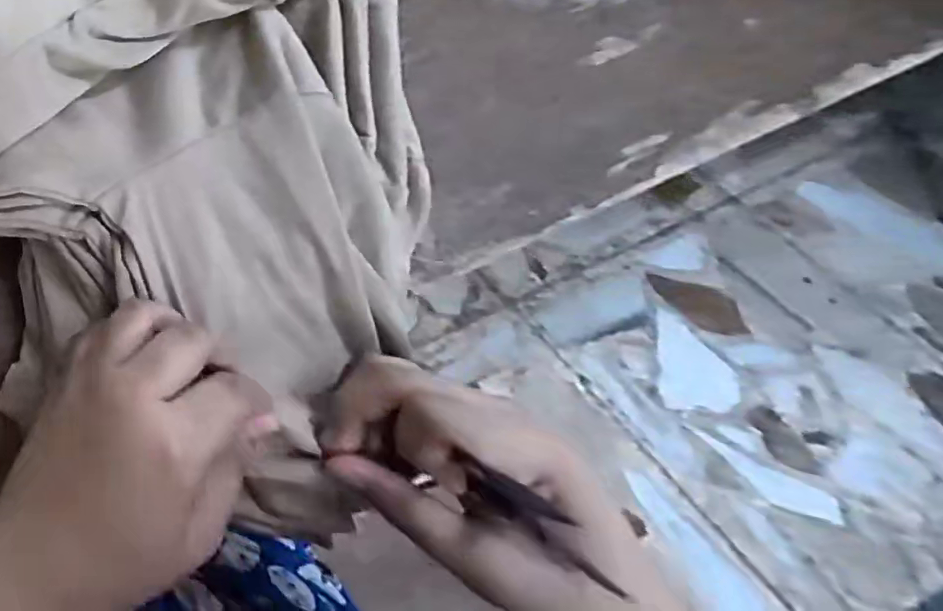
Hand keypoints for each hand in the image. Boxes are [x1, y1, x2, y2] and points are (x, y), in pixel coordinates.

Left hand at [0, 301, 276, 610]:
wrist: (37, 550)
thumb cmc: (122, 556)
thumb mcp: (196, 534)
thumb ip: (232, 467)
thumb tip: (260, 418)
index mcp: (171, 440)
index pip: (231, 389)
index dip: (255, 396)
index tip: (256, 408)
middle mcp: (131, 388)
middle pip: (191, 338)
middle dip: (219, 354)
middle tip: (222, 379)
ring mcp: (92, 369)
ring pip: (143, 312)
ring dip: (172, 326)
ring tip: (181, 354)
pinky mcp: (64, 365)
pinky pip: (104, 323)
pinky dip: (129, 328)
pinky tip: (138, 356)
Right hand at [322, 356, 686, 610]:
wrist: (626, 610)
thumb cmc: (564, 597)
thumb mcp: (486, 567)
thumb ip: (407, 509)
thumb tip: (333, 464)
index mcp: (525, 444)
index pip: (426, 407)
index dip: (385, 436)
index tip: (366, 476)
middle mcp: (501, 407)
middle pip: (400, 373)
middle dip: (356, 409)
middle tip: (342, 457)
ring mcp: (488, 406)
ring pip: (397, 376)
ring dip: (365, 412)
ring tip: (365, 460)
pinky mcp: (474, 415)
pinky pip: (410, 394)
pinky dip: (383, 418)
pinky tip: (390, 459)